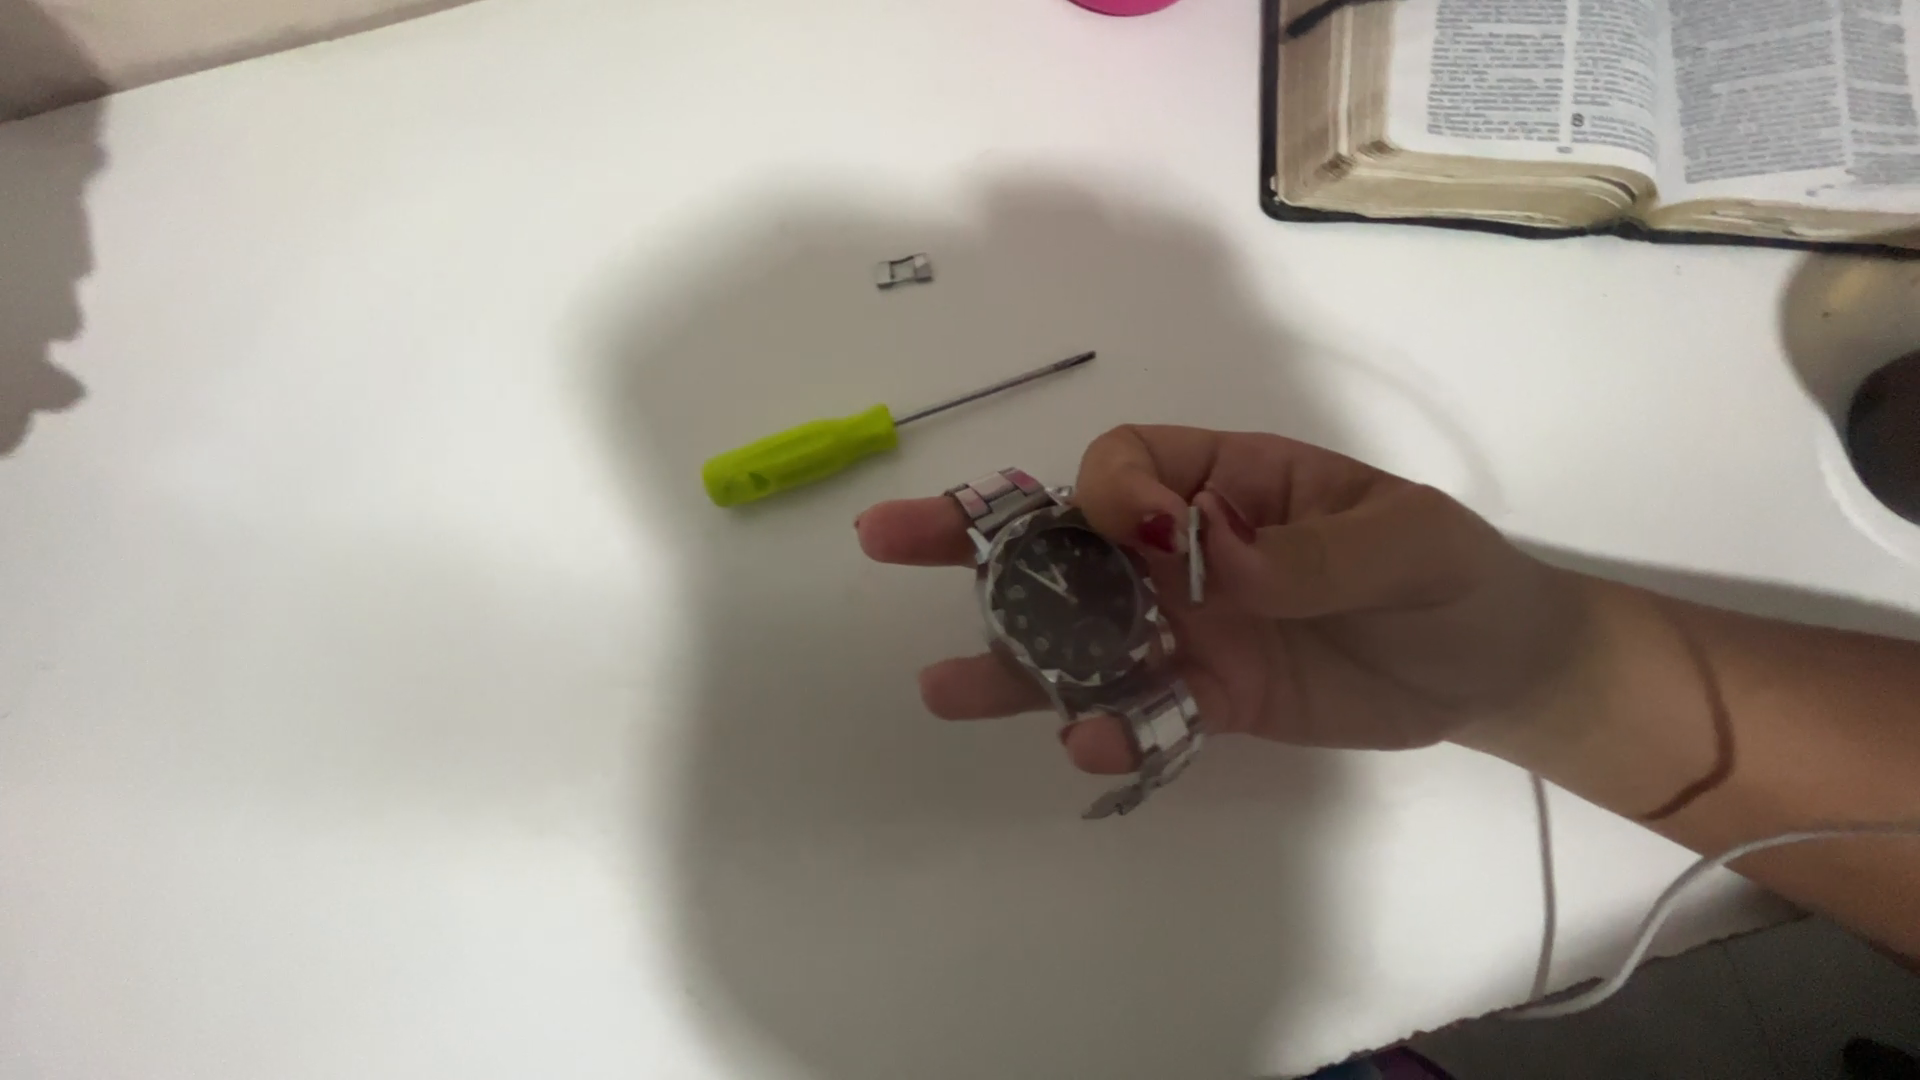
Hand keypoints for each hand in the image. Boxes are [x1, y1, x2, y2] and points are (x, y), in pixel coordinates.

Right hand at [855, 426, 1591, 776]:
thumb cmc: (1448, 577)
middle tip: (886, 540)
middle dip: (976, 538)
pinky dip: (1104, 724)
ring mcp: (1179, 627)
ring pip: (1077, 633)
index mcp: (1220, 485)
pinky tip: (1082, 741)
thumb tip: (1206, 557)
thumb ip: (1306, 551)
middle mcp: (1176, 551)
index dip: (1105, 490)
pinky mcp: (1198, 697)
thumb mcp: (1402, 543)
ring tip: (942, 686)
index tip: (1130, 530)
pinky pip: (1134, 707)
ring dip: (1013, 655)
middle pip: (1061, 538)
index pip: (1123, 464)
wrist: (1486, 670)